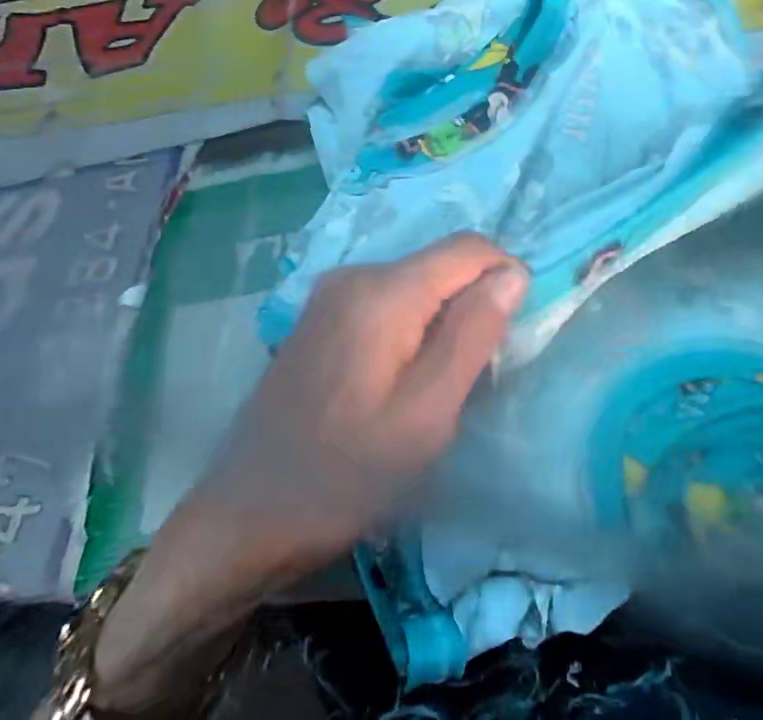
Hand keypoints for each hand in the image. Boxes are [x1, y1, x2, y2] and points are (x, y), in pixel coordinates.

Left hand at [192, 232, 526, 564]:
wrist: (248, 514)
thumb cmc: (345, 475)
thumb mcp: (425, 415)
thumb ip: (472, 334)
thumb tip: (514, 273)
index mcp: (382, 292)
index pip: (469, 248)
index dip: (506, 278)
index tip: (513, 337)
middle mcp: (353, 275)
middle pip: (440, 264)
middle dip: (473, 303)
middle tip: (476, 375)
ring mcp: (329, 295)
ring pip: (415, 284)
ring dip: (444, 320)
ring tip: (440, 386)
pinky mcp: (319, 318)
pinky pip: (386, 302)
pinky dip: (412, 328)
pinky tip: (401, 381)